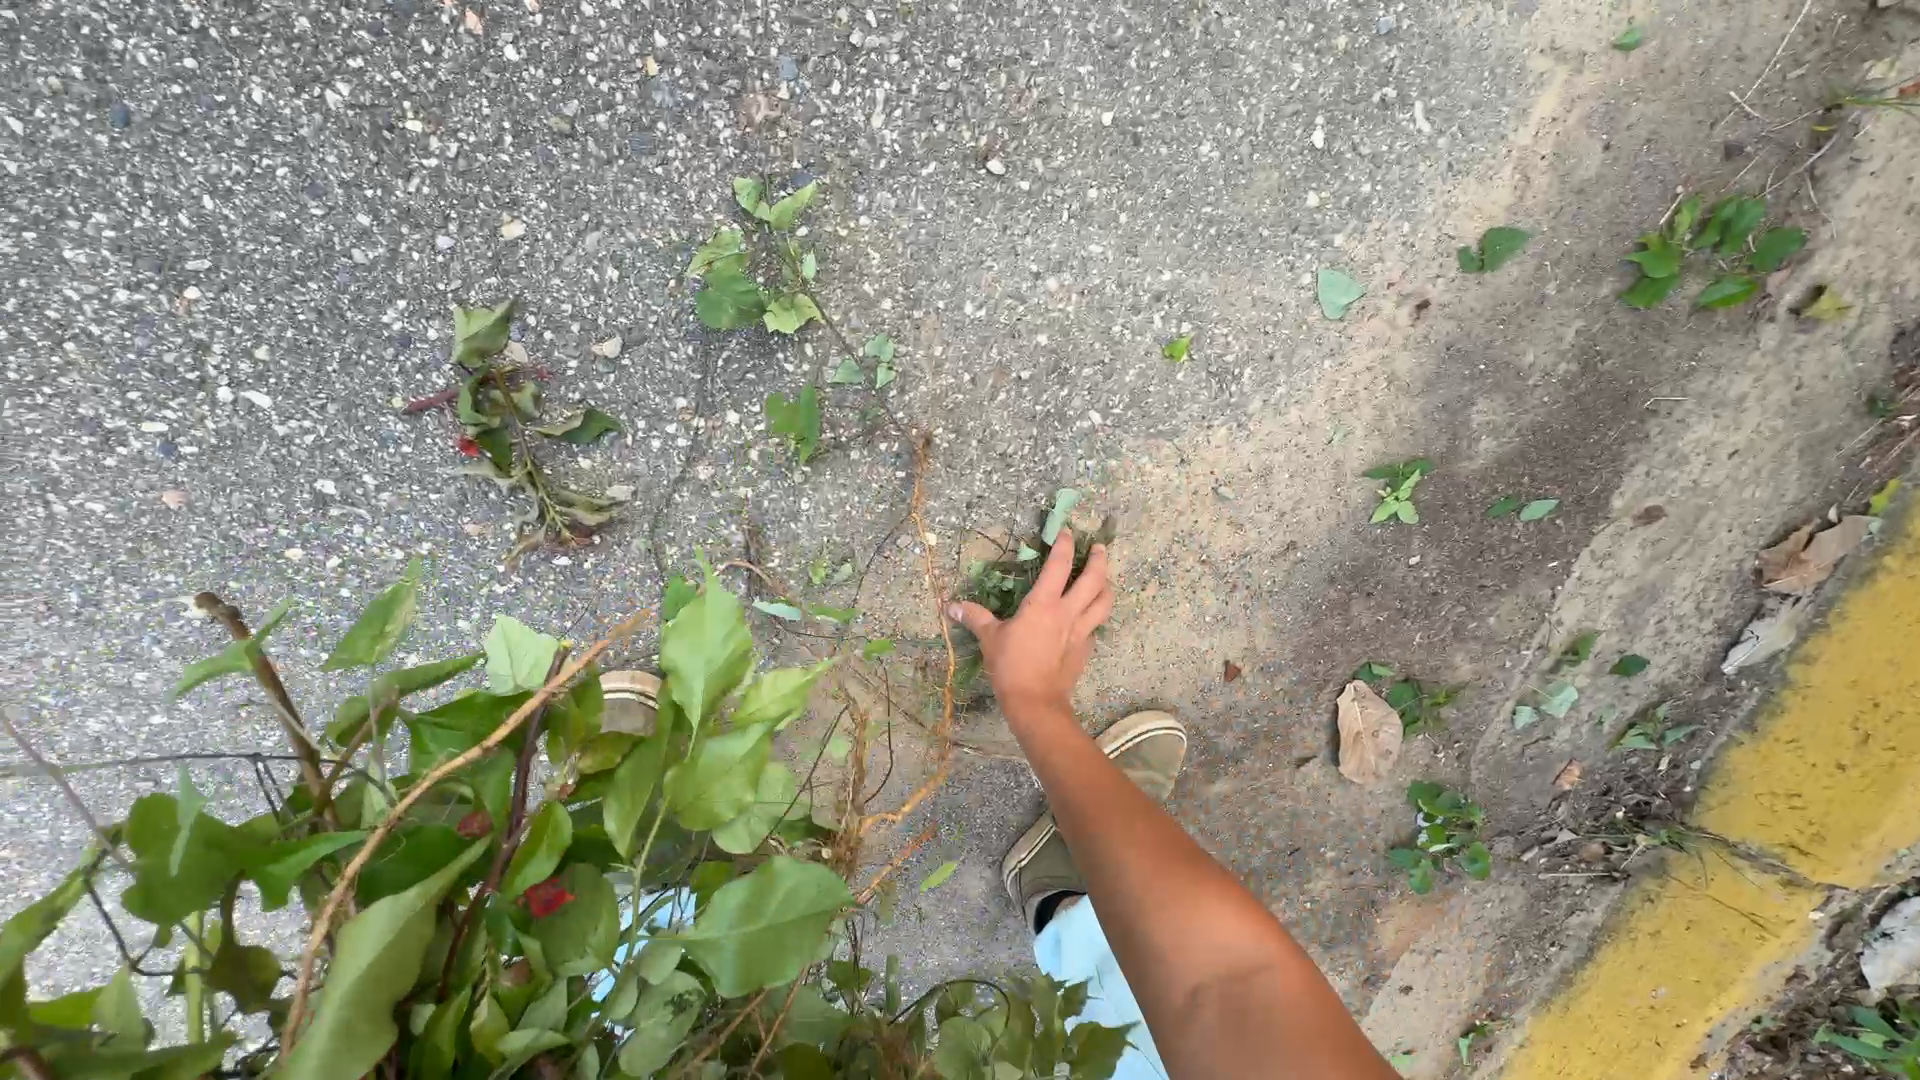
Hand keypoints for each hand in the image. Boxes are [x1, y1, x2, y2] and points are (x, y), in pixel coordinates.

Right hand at [947, 529, 1112, 721]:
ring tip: (1104, 577)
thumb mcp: (989, 638)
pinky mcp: (1086, 648)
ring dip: (1107, 585)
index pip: (1060, 565)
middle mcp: (1068, 612)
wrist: (1035, 702)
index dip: (1066, 545)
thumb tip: (950, 605)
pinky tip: (1090, 615)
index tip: (1067, 532)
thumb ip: (974, 617)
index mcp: (1044, 604)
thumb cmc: (1010, 666)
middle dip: (1099, 559)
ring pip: (1104, 601)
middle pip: (1094, 579)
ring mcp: (1082, 631)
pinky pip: (1096, 625)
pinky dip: (1096, 614)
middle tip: (1100, 548)